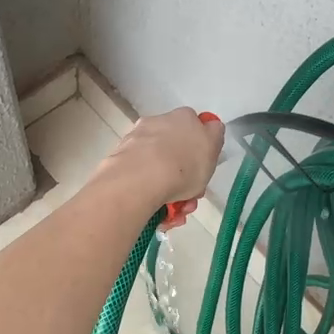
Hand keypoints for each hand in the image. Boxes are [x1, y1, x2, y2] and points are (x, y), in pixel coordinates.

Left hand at [89, 108, 224, 211]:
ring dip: (170, 194)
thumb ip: (213, 136)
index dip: (200, 151)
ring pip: (159, 171)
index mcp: (180, 118)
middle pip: (175, 153)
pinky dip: (152, 197)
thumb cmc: (183, 164)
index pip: (194, 128)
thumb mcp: (212, 148)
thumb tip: (210, 127)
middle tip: (190, 201)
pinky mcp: (120, 164)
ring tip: (174, 216)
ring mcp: (135, 143)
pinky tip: (159, 216)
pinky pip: (142, 181)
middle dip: (185, 180)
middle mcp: (155, 124)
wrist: (139, 179)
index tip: (202, 170)